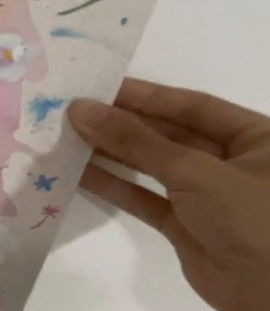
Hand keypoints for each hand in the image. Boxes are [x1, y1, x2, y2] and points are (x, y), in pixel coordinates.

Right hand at [68, 78, 269, 310]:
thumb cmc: (259, 219)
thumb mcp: (197, 173)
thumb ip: (135, 141)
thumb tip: (79, 108)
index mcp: (263, 141)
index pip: (194, 107)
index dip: (144, 95)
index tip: (91, 87)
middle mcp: (239, 163)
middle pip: (169, 134)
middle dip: (119, 124)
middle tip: (65, 113)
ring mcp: (212, 195)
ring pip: (152, 165)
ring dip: (108, 153)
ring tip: (60, 138)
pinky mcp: (188, 223)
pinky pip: (143, 196)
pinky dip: (111, 185)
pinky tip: (73, 172)